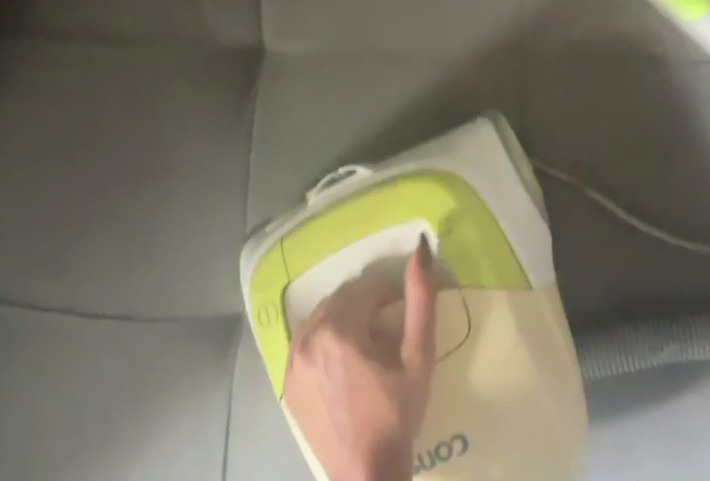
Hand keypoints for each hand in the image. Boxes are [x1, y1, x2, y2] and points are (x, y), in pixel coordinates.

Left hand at [283, 242, 439, 480]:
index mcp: (338, 329)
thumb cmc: (397, 414)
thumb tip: (421, 250)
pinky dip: (325, 342)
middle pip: (341, 300)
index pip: (366, 289)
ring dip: (344, 321)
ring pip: (321, 318)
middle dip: (365, 307)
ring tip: (366, 349)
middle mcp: (308, 338)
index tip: (401, 319)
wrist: (365, 473)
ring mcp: (292, 362)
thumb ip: (421, 300)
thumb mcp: (419, 356)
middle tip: (387, 333)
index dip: (388, 298)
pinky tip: (344, 366)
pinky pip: (306, 343)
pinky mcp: (288, 383)